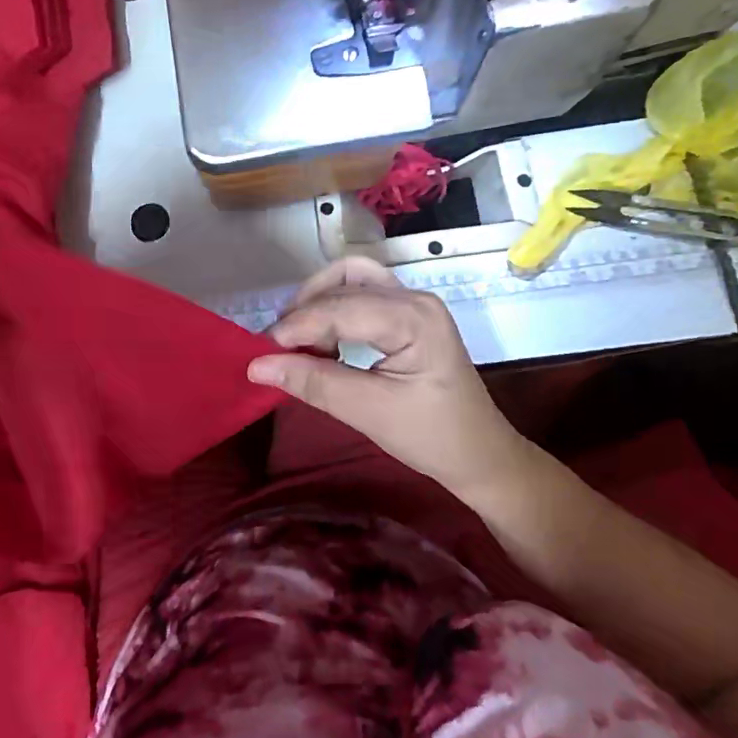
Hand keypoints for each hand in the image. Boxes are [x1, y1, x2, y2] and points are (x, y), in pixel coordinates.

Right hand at [246, 257, 535, 494]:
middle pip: (342, 286)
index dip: (294, 328)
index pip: (339, 308)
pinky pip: (360, 295)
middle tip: (275, 352)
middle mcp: (414, 298)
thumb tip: (257, 365)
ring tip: (295, 343)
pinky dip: (333, 310)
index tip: (258, 354)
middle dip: (302, 314)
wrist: (479, 455)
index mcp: (414, 318)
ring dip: (316, 305)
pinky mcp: (406, 315)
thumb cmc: (432, 437)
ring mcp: (412, 303)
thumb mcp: (369, 412)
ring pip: (349, 282)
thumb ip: (314, 382)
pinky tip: (321, 342)